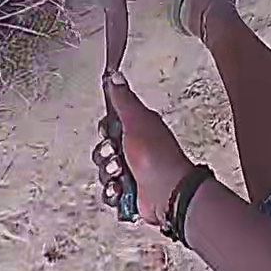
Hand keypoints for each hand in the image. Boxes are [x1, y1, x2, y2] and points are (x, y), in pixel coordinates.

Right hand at [105, 73, 196, 226]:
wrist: (168, 193)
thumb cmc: (157, 156)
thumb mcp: (137, 121)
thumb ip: (123, 99)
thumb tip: (115, 76)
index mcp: (139, 129)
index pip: (109, 126)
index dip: (106, 131)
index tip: (111, 134)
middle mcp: (135, 150)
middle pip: (103, 150)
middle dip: (105, 155)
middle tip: (118, 156)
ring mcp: (132, 173)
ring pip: (104, 172)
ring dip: (110, 175)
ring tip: (122, 174)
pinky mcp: (130, 194)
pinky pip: (109, 194)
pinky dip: (114, 193)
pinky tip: (122, 190)